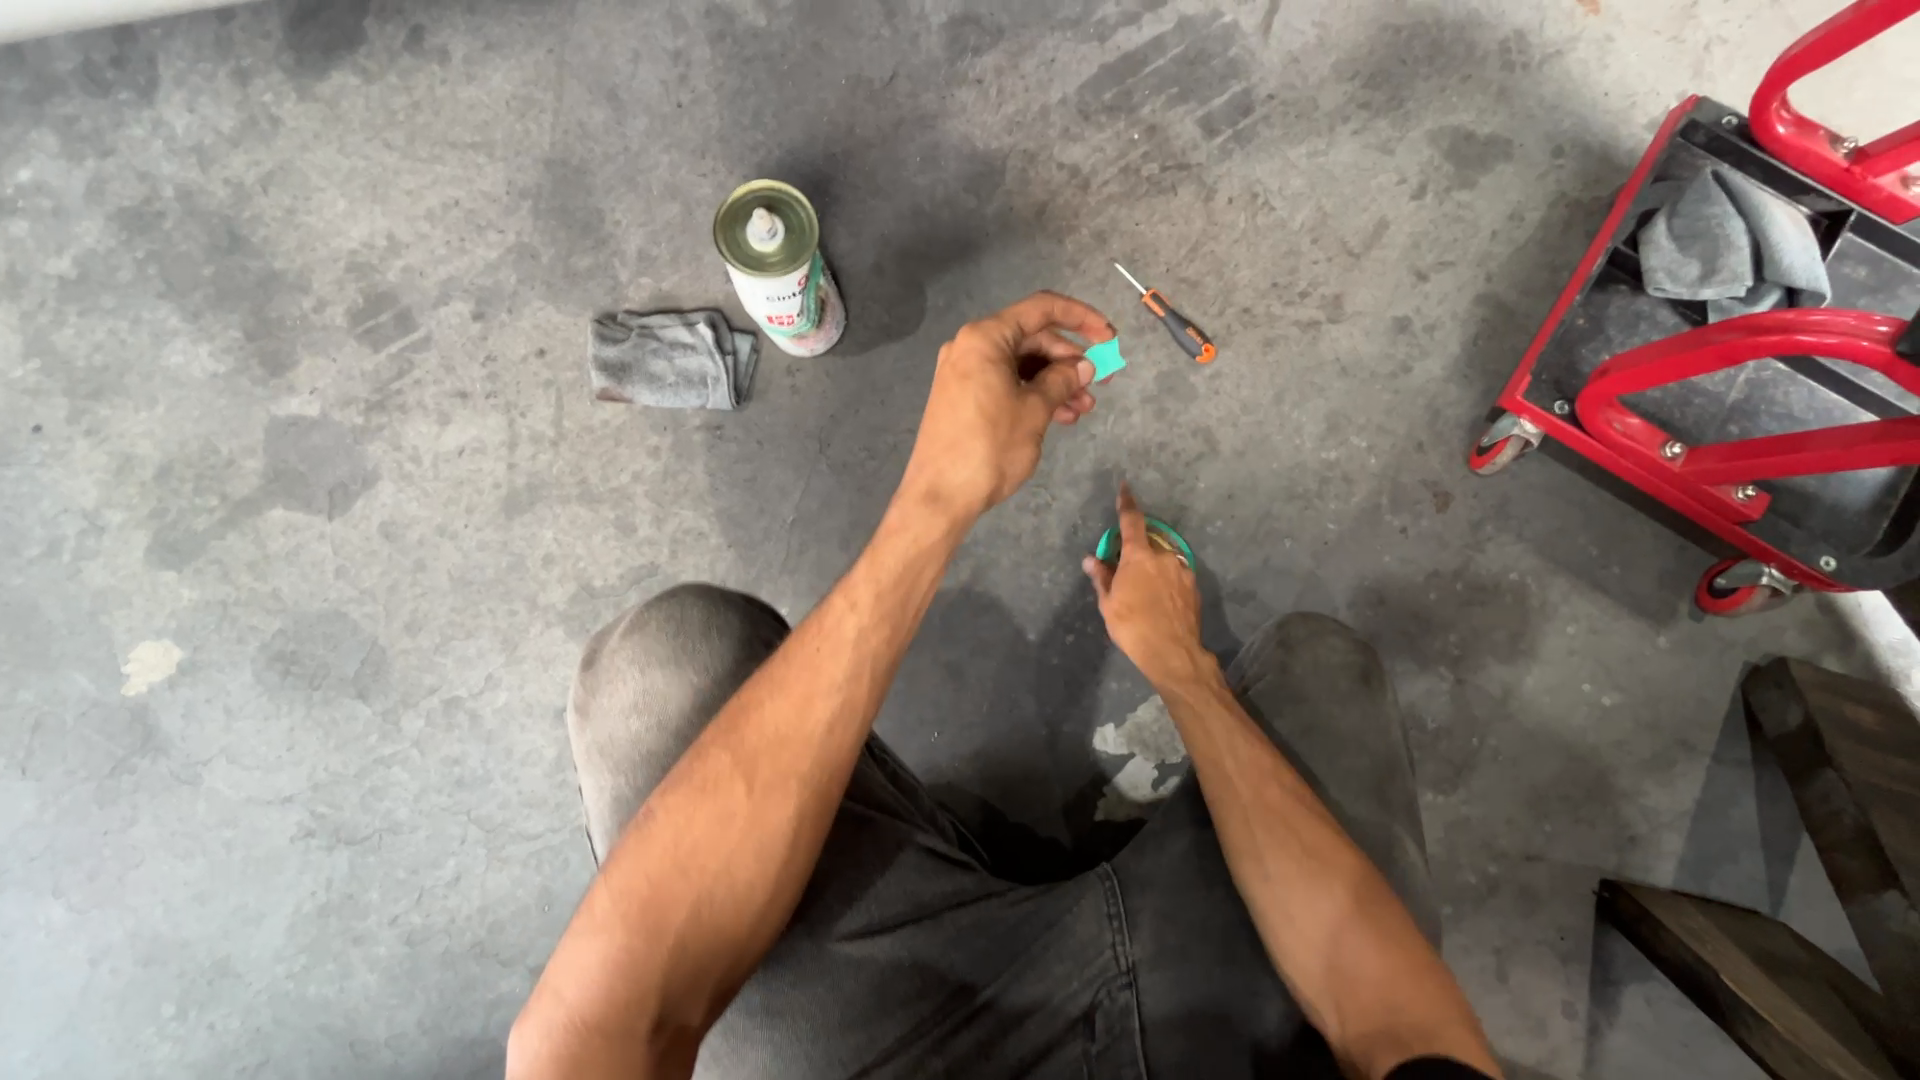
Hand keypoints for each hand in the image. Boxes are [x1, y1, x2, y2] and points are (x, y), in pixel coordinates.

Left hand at [896, 291, 1113, 523]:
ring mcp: (964, 374)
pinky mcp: (964, 398)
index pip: (1042, 309)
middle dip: (1070, 360)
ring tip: (1084, 409)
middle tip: (1101, 383)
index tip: (1110, 337)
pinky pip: (1006, 385)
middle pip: (1032, 339)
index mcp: (985, 338)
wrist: (940, 496)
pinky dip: (1034, 396)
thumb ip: (1062, 381)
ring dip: (1056, 382)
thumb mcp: (1034, 411)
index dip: (1081, 318)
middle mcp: (970, 347)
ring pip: (1021, 366)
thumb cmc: (989, 447)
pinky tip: (1060, 417)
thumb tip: (1084, 367)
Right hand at [1083, 483, 1219, 689]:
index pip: (1131, 521)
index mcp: (1139, 557)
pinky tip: (1159, 601)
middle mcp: (1164, 557)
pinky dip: (1165, 581)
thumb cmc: (1133, 627)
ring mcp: (1182, 571)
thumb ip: (1101, 577)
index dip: (1126, 503)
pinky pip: (1174, 575)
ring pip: (1162, 561)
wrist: (1172, 653)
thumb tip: (1091, 559)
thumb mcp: (1109, 604)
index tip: (1125, 488)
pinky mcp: (1193, 587)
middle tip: (1124, 570)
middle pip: (1147, 544)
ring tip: (1143, 593)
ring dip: (1152, 568)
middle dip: (1135, 551)